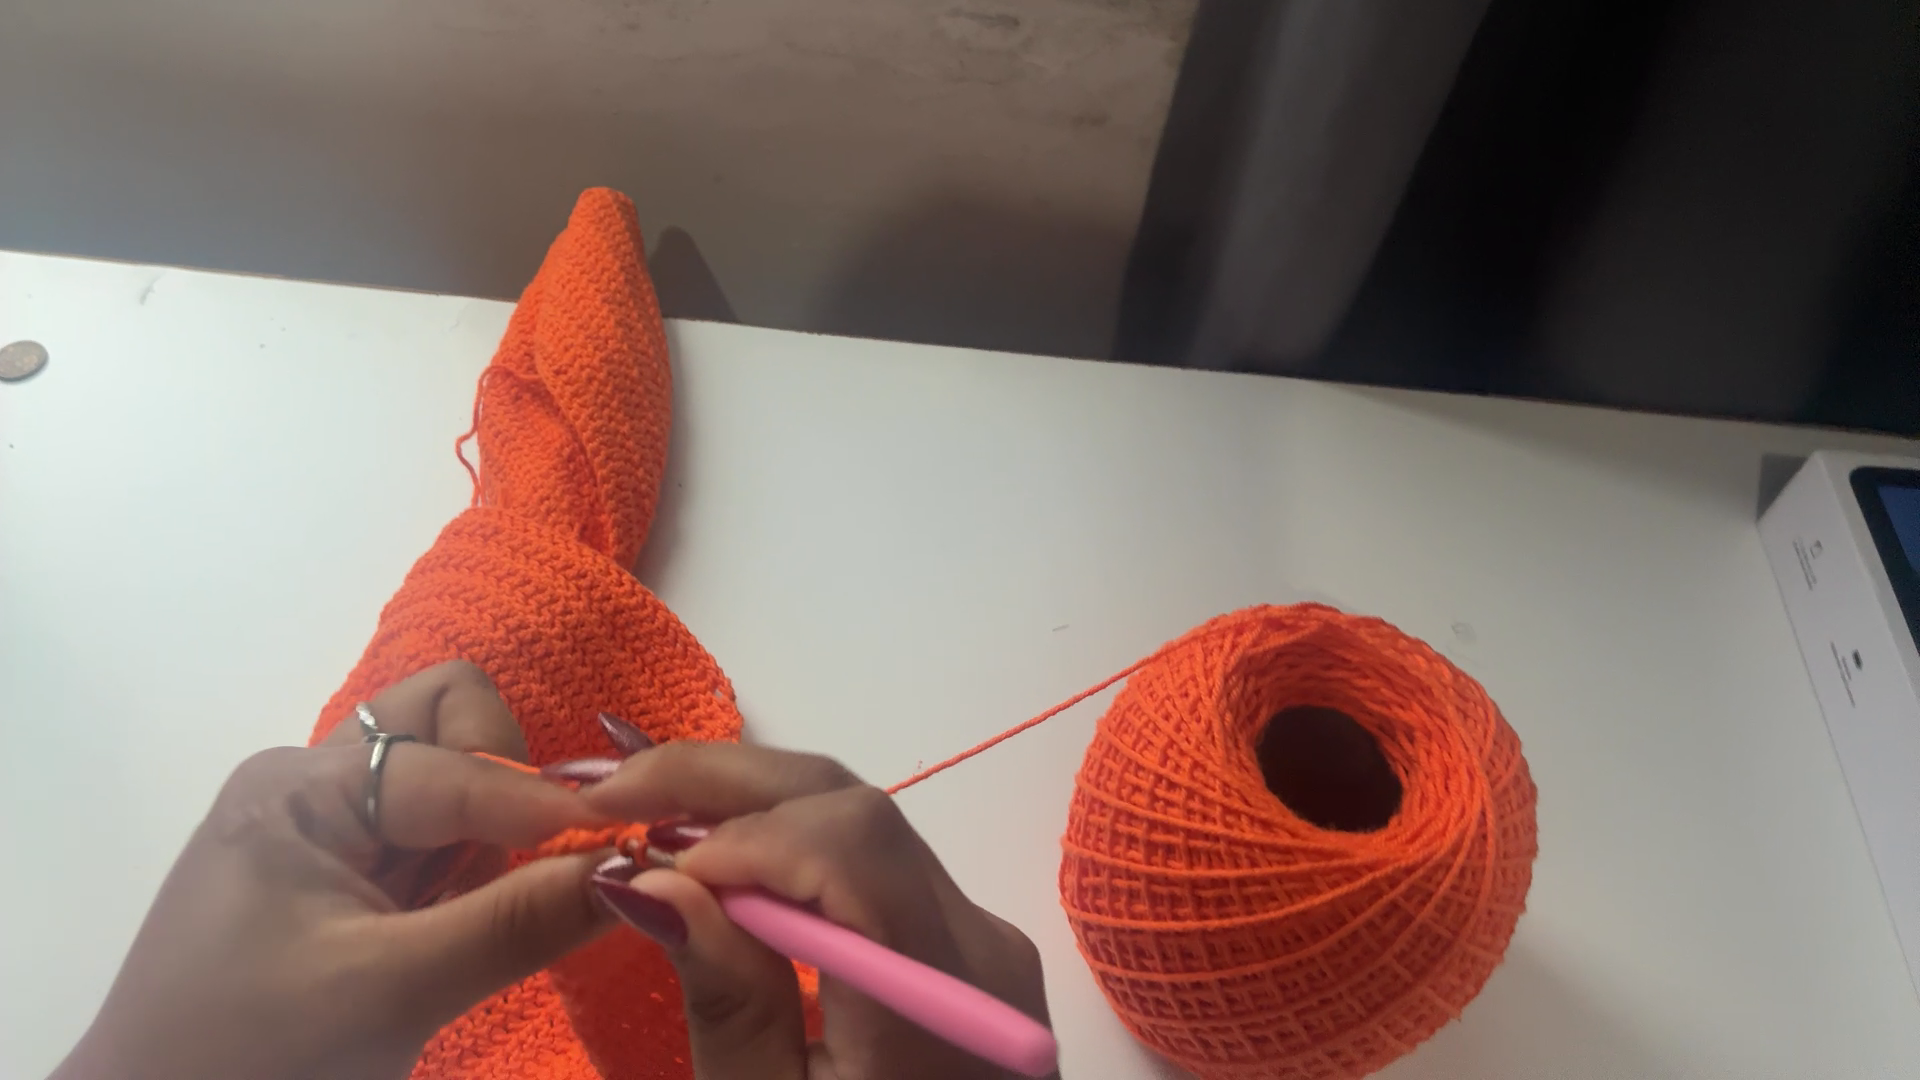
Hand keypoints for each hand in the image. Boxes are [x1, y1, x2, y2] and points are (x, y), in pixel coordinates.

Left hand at [53, 662, 610, 1079]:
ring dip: (501, 820)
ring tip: (474, 901)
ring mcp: (345, 815)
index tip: (620, 839)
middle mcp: (323, 776)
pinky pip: (463, 817)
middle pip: (459, 717)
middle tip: (522, 852)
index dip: (541, 801)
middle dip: (510, 776)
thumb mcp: (384, 996)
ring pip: (470, 763)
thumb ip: (518, 922)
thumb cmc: (242, 1067)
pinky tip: (463, 910)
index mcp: (300, 785)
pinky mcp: (369, 858)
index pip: (460, 759)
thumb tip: (640, 864)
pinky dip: (490, 850)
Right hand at [581, 742, 1053, 1078]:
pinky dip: (792, 842)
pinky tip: (727, 853)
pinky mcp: (963, 937)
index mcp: (939, 998)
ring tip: (657, 812)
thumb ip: (727, 1003)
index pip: (851, 844)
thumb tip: (651, 879)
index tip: (647, 861)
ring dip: (758, 803)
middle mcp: (979, 938)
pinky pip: (871, 859)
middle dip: (735, 782)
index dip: (744, 834)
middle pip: (858, 809)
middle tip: (621, 786)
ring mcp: (980, 931)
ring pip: (863, 821)